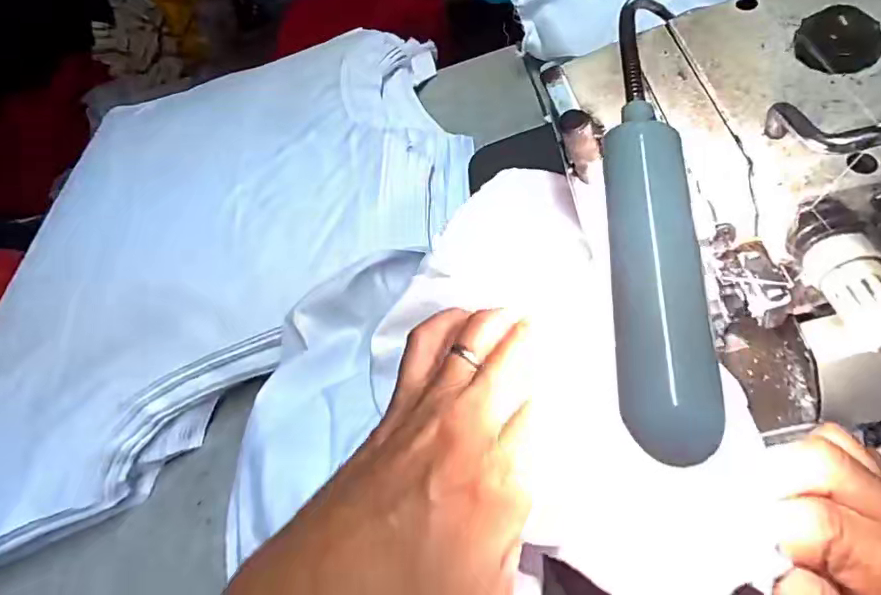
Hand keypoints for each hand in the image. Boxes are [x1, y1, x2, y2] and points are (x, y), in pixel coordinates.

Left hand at [227, 308, 534, 594]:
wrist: (334, 579)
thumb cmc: (405, 586)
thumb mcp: (489, 582)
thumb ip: (517, 535)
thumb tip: (524, 503)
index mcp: (500, 481)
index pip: (537, 419)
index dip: (544, 405)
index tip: (546, 397)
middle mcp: (468, 432)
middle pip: (510, 363)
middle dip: (526, 341)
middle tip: (535, 330)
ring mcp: (431, 409)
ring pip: (471, 343)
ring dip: (493, 321)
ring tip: (508, 313)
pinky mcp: (400, 403)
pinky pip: (425, 346)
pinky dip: (443, 323)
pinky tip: (456, 317)